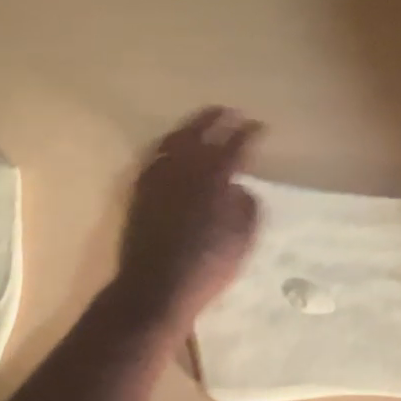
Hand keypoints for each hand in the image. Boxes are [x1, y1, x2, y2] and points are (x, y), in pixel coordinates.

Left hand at [114, 107, 263, 328]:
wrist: (155, 288)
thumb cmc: (207, 266)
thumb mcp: (243, 239)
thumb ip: (246, 206)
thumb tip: (238, 189)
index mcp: (215, 176)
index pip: (236, 144)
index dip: (250, 133)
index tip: (260, 126)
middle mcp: (185, 167)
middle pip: (201, 131)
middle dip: (217, 119)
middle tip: (230, 112)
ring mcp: (158, 175)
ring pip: (175, 139)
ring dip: (191, 127)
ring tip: (201, 123)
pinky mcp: (140, 189)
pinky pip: (155, 156)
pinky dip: (167, 146)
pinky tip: (172, 149)